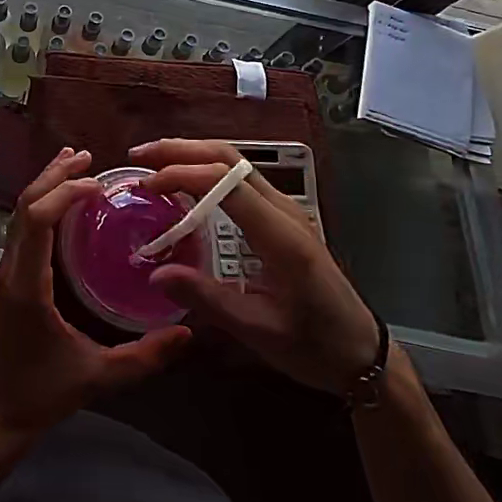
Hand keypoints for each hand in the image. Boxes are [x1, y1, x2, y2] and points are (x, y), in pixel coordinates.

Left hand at [0, 147, 192, 433]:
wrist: (0, 411)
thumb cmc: (45, 391)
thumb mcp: (98, 377)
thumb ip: (143, 357)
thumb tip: (187, 334)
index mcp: (29, 286)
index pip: (37, 221)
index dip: (64, 193)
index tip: (97, 185)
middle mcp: (12, 269)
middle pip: (25, 205)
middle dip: (54, 175)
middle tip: (88, 156)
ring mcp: (7, 269)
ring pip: (19, 211)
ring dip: (46, 183)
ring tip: (74, 160)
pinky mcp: (10, 273)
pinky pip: (22, 224)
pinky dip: (41, 200)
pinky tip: (62, 197)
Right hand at [130, 139, 381, 395]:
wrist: (361, 352)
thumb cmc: (313, 345)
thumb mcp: (258, 330)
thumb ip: (207, 299)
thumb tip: (155, 273)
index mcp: (280, 235)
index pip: (226, 182)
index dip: (183, 173)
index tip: (147, 185)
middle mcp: (284, 210)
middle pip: (230, 158)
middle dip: (182, 149)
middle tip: (140, 155)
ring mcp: (285, 209)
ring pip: (235, 163)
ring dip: (194, 155)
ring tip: (154, 163)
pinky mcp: (282, 216)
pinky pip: (240, 179)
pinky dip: (207, 171)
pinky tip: (186, 185)